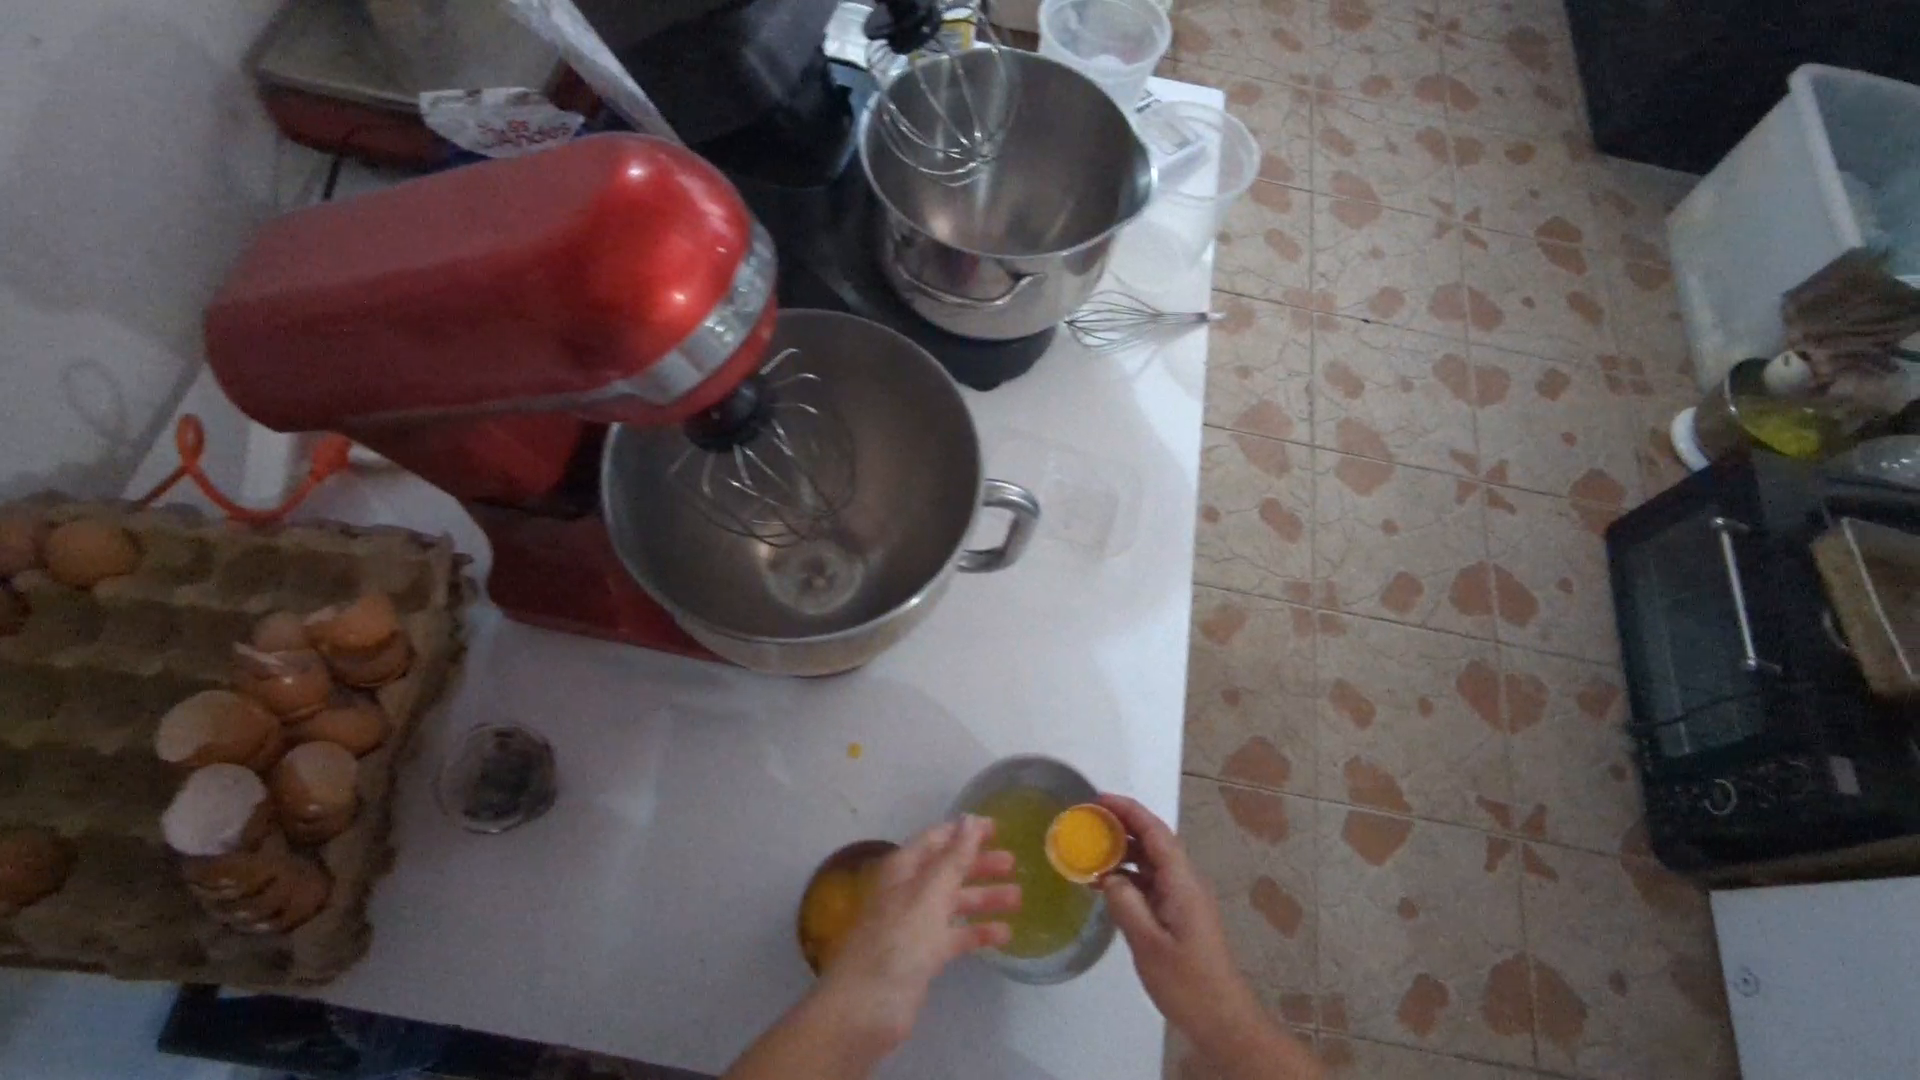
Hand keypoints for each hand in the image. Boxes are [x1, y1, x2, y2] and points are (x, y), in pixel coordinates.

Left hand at [815, 815, 1021, 1055]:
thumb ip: (953, 858)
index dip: (964, 832)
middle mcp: (908, 892)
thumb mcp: (929, 894)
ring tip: (1018, 897)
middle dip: (979, 865)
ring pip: (954, 904)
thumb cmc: (898, 941)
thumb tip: (969, 819)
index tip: (997, 827)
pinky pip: (955, 937)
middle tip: (1013, 862)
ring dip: (984, 898)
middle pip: (948, 871)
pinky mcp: (923, 957)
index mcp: (903, 870)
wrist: (866, 1007)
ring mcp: (915, 925)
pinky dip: (977, 933)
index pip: (936, 840)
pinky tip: (1004, 935)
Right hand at [1097, 794, 1264, 1048]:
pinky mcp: (1179, 914)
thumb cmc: (1187, 981)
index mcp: (1182, 882)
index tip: (1099, 800)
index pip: (1155, 832)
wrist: (1222, 1019)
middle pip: (1154, 841)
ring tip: (1089, 847)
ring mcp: (1183, 898)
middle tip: (1087, 820)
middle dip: (1122, 825)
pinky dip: (1128, 875)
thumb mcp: (1148, 943)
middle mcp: (1185, 882)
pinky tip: (1104, 883)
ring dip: (1123, 851)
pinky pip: (1151, 882)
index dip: (1128, 811)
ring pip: (1151, 861)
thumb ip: (1125, 903)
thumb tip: (1108, 876)